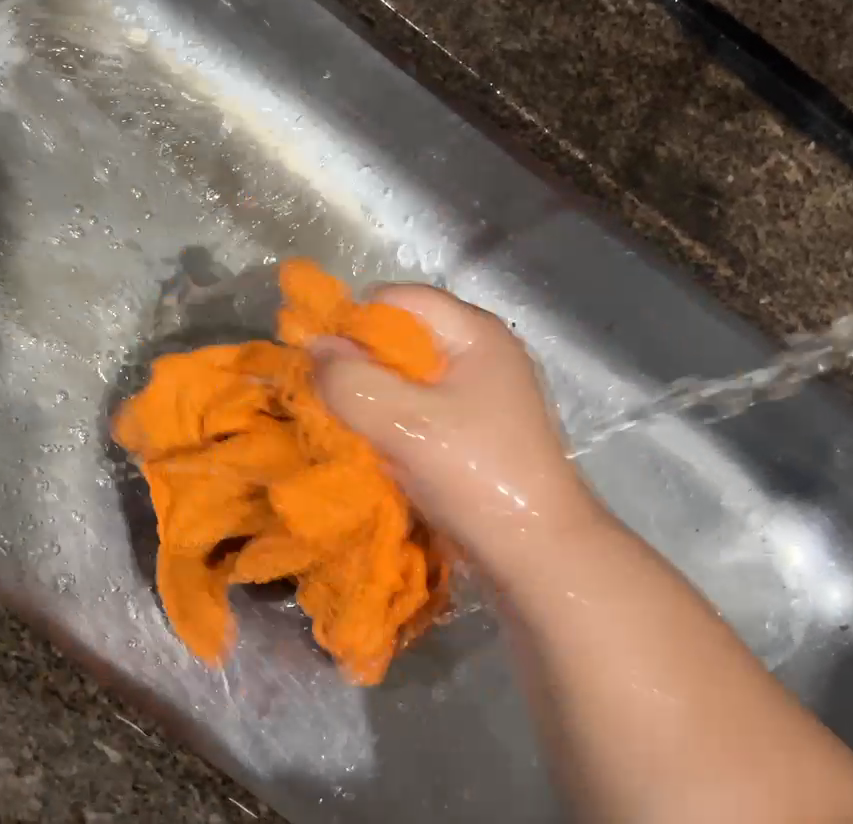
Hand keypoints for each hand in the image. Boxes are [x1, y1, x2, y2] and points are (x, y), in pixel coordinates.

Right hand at [310, 285, 607, 567]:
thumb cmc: (476, 475)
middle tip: (336, 402)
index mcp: (473, 333)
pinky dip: (386, 420)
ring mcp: (475, 391)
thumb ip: (349, 379)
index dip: (352, 324)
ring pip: (398, 374)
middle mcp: (477, 352)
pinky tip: (378, 449)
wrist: (539, 554)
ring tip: (356, 430)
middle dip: (357, 365)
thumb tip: (313, 347)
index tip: (326, 366)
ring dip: (369, 398)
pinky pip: (411, 405)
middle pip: (395, 335)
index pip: (394, 298)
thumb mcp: (402, 422)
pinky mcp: (469, 426)